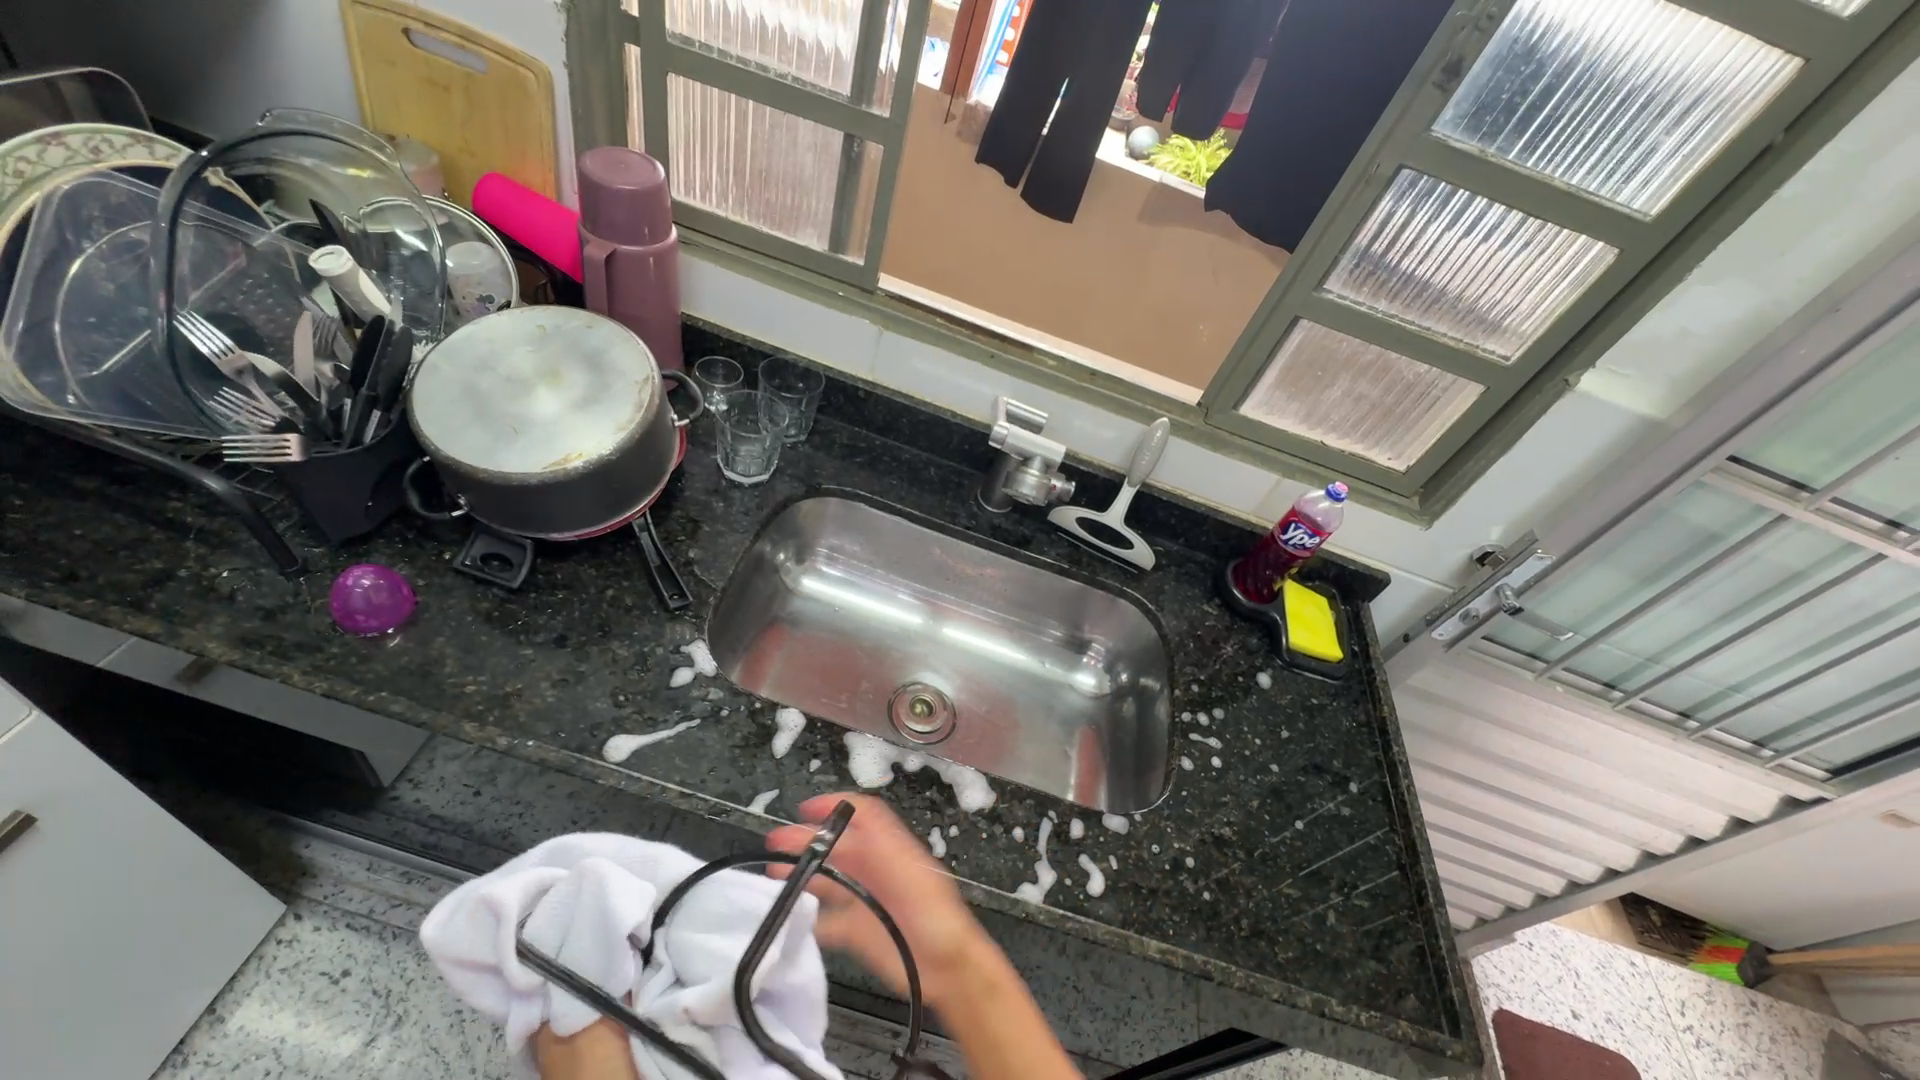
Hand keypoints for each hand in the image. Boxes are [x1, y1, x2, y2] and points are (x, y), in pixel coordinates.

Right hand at [766, 793, 989, 1009]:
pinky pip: (827, 920)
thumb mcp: (912, 873)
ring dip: (802, 874)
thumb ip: (882, 846)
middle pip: (837, 846)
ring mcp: (866, 899)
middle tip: (777, 842)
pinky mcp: (858, 931)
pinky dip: (807, 917)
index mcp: (891, 849)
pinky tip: (789, 916)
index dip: (836, 806)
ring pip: (828, 880)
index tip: (806, 809)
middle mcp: (875, 869)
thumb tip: (852, 819)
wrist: (949, 968)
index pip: (863, 815)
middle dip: (807, 840)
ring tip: (774, 874)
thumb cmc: (937, 917)